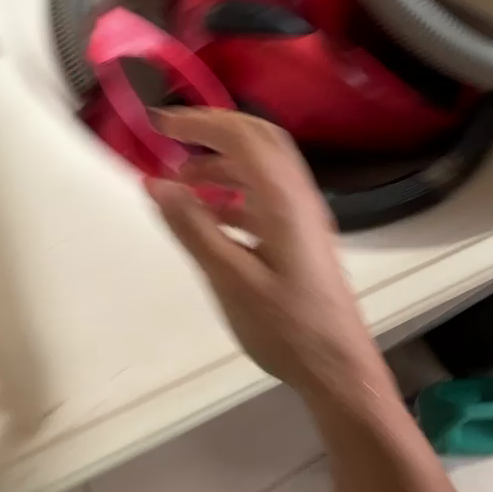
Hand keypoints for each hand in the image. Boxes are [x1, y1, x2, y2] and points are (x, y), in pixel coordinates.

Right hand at [147, 108, 393, 403]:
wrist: (338, 368)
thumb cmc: (286, 327)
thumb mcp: (230, 279)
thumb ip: (193, 228)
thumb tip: (154, 183)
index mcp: (283, 199)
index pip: (241, 137)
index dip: (199, 122)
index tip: (159, 124)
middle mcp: (298, 197)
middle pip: (259, 140)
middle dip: (214, 130)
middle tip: (172, 137)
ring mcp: (303, 217)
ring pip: (263, 168)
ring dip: (222, 163)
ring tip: (181, 182)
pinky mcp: (301, 238)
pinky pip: (265, 197)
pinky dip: (233, 194)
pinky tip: (208, 217)